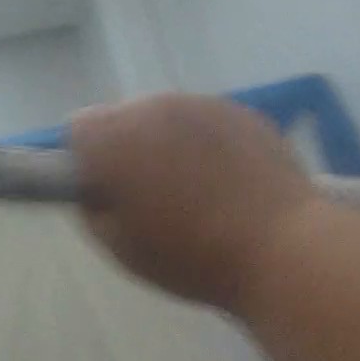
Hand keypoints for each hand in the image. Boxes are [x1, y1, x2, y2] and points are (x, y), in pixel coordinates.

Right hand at [72, 95, 317, 311]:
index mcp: (115, 139)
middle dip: (128, 148)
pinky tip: (228, 180)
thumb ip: (92, 206)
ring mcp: (200, 103)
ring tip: (197, 189)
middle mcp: (153, 107)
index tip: (108, 191)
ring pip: (165, 116)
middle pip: (123, 117)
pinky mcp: (240, 110)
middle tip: (153, 196)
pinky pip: (205, 120)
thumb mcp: (121, 247)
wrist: (281, 249)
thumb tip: (95, 186)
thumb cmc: (191, 257)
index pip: (78, 129)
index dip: (87, 160)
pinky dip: (206, 142)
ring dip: (167, 142)